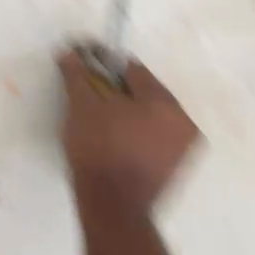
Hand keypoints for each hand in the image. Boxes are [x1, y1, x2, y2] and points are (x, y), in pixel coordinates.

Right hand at [57, 46, 199, 212]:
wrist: (113, 202)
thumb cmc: (98, 147)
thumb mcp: (81, 104)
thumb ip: (76, 74)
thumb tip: (70, 51)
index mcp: (165, 104)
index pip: (132, 69)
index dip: (103, 63)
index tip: (82, 65)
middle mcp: (184, 122)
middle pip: (144, 91)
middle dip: (115, 87)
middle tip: (86, 91)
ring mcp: (184, 147)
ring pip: (150, 113)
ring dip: (125, 107)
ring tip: (96, 113)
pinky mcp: (176, 164)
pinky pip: (154, 132)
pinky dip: (134, 127)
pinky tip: (112, 134)